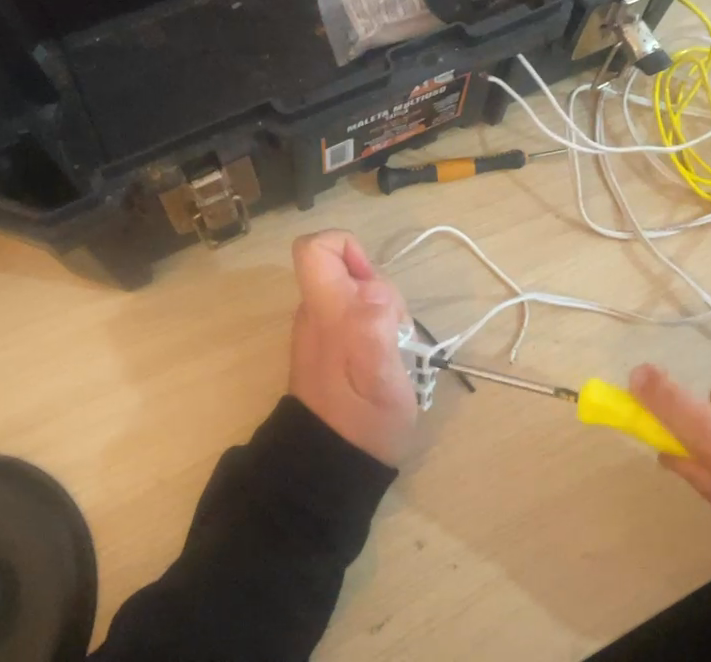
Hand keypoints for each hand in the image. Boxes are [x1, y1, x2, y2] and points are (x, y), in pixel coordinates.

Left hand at [288, 231, 417, 466]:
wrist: (331, 463)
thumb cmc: (363, 424)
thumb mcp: (382, 380)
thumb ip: (376, 327)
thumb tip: (375, 290)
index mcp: (327, 312)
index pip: (315, 248)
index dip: (347, 247)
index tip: (374, 284)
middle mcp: (317, 313)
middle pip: (348, 270)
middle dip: (381, 291)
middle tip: (396, 333)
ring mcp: (321, 329)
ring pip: (357, 293)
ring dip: (385, 314)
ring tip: (394, 353)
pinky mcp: (328, 346)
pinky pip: (357, 316)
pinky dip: (378, 330)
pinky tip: (387, 361)